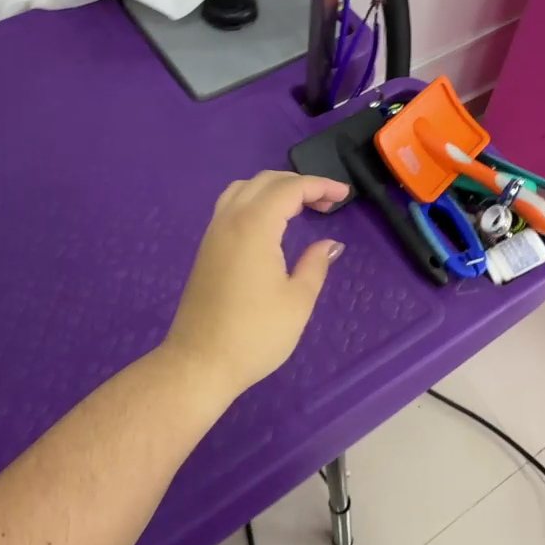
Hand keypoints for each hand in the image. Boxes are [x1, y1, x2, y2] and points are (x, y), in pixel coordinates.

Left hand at [160, 171, 349, 401]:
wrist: (199, 363)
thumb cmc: (254, 334)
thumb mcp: (297, 301)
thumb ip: (315, 265)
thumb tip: (329, 244)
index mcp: (254, 226)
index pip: (290, 189)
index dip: (320, 185)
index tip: (344, 195)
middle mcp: (230, 220)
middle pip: (265, 181)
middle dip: (299, 184)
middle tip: (328, 202)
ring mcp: (213, 233)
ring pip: (243, 189)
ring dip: (274, 189)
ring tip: (300, 206)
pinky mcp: (206, 248)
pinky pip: (231, 205)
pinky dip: (255, 200)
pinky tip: (271, 222)